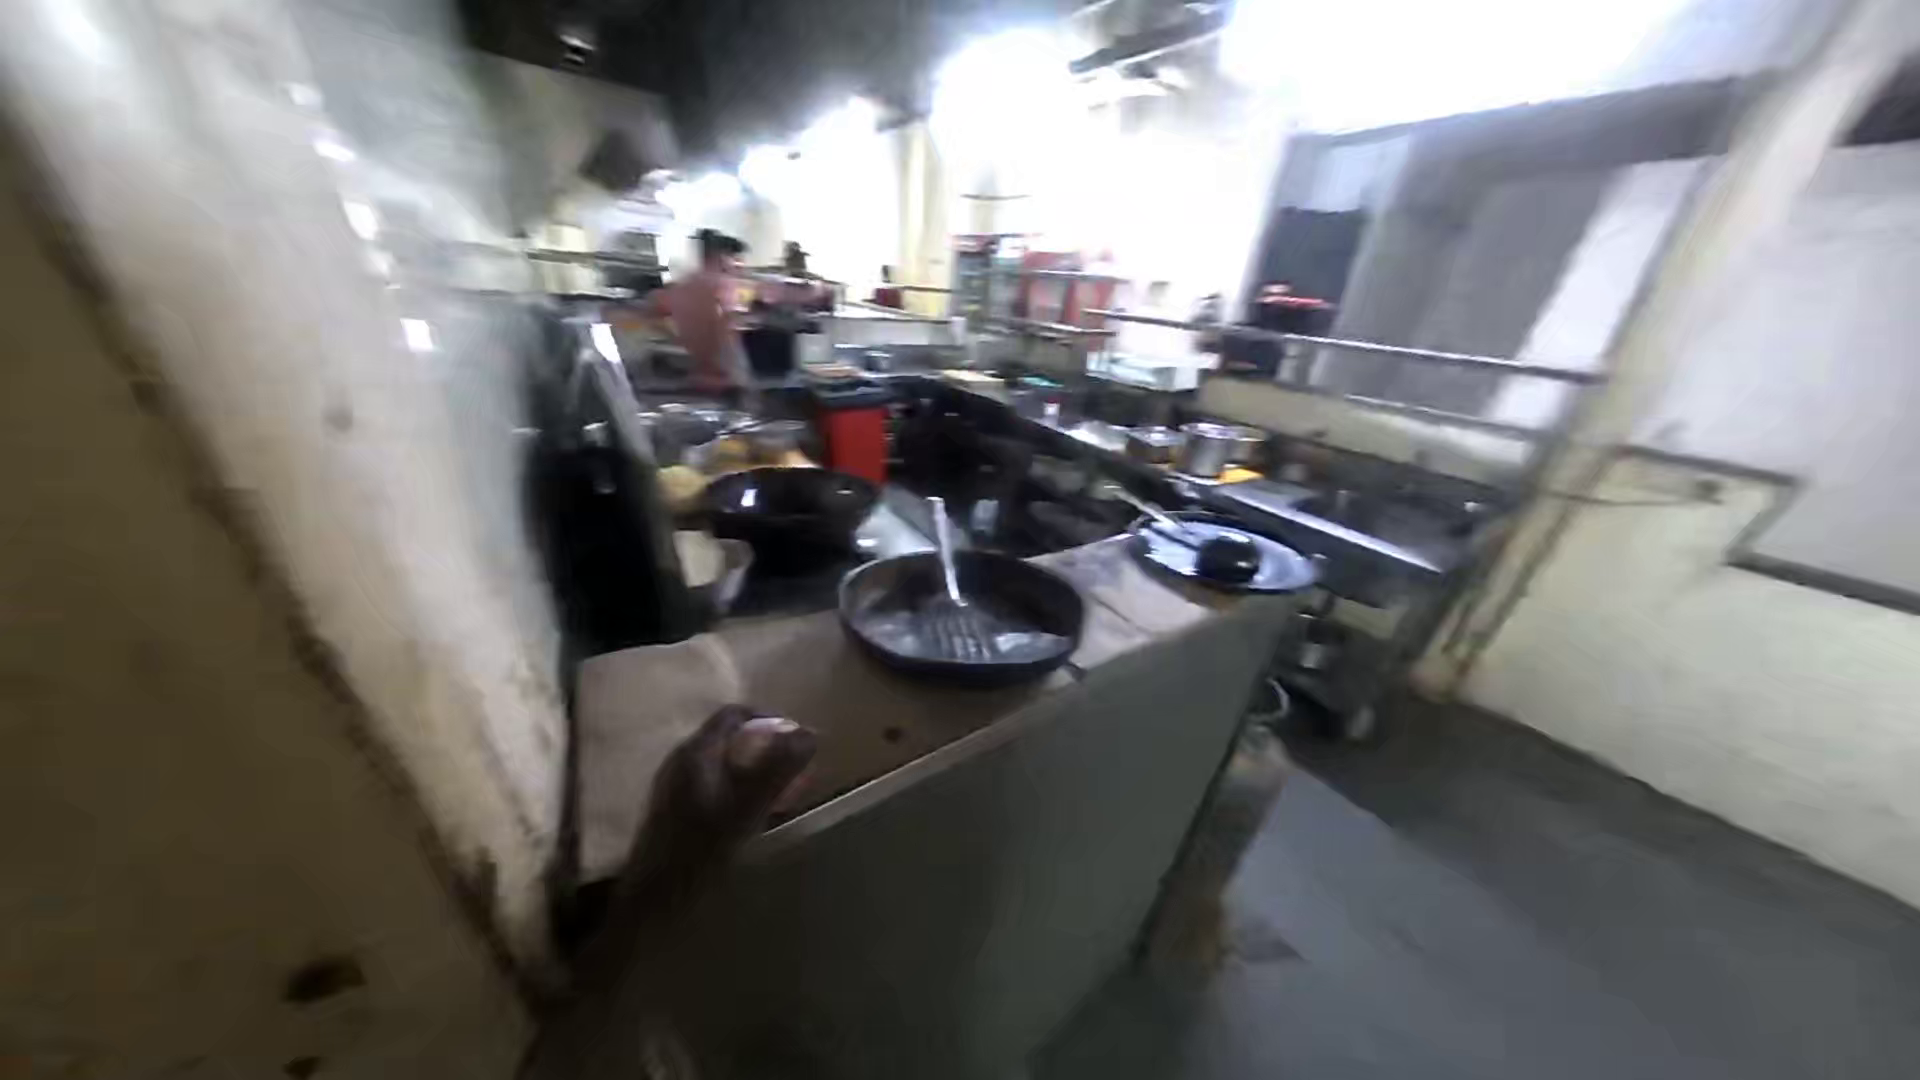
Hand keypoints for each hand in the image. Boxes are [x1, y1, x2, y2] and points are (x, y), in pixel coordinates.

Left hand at [623, 705, 814, 896]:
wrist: (649, 908)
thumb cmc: (698, 853)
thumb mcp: (747, 809)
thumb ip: (778, 769)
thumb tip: (811, 733)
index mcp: (695, 753)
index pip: (735, 714)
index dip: (769, 719)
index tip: (795, 739)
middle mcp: (681, 761)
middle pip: (730, 738)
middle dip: (766, 748)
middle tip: (794, 769)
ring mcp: (674, 787)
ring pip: (723, 764)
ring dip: (755, 770)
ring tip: (781, 793)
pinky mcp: (673, 812)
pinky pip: (714, 785)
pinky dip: (739, 789)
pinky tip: (753, 817)